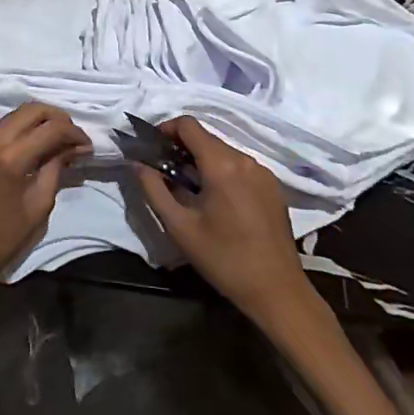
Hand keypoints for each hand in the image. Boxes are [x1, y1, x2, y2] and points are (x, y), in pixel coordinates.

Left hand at [0, 103, 90, 288]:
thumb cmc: (4, 235)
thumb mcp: (39, 204)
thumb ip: (56, 168)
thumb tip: (75, 147)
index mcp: (10, 157)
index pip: (51, 128)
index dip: (74, 133)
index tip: (88, 146)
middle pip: (33, 109)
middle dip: (59, 118)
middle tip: (74, 138)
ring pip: (19, 112)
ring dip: (43, 119)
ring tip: (60, 139)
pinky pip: (7, 122)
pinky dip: (27, 125)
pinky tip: (39, 142)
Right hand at [134, 116, 313, 324]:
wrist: (276, 290)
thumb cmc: (223, 258)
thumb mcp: (180, 227)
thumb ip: (154, 189)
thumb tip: (137, 163)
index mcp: (222, 164)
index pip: (189, 125)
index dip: (166, 129)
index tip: (153, 148)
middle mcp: (245, 159)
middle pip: (207, 138)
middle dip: (183, 148)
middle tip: (166, 173)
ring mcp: (263, 171)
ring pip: (224, 152)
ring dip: (203, 161)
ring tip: (190, 189)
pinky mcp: (273, 186)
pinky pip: (241, 167)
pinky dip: (223, 171)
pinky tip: (217, 200)